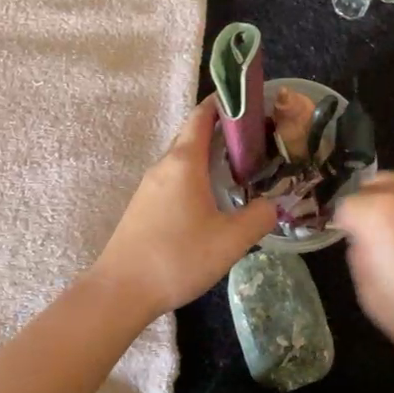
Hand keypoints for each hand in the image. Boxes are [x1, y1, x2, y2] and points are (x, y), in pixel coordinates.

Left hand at [89, 98, 277, 320]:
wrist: (120, 291)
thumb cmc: (177, 257)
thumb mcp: (230, 241)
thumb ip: (259, 217)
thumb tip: (273, 204)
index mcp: (185, 161)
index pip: (202, 115)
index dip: (225, 102)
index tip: (250, 100)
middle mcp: (165, 165)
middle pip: (193, 134)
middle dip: (222, 130)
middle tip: (256, 138)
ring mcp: (150, 186)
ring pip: (184, 159)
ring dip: (209, 156)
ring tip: (240, 167)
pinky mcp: (144, 207)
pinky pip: (175, 179)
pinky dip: (196, 176)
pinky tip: (212, 199)